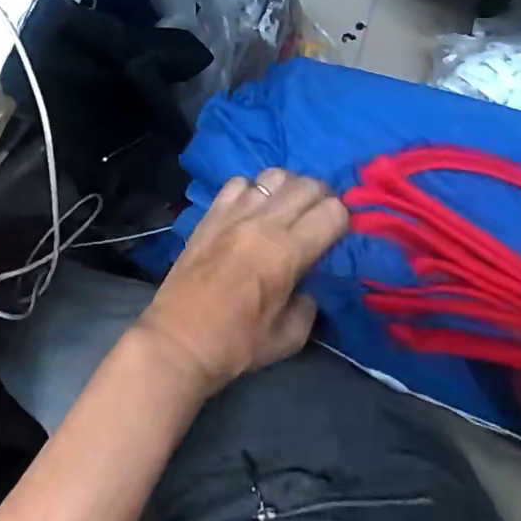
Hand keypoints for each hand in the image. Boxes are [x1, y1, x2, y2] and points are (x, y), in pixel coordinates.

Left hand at [134, 169, 348, 396]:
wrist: (178, 341)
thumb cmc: (236, 345)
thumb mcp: (290, 336)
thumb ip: (310, 303)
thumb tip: (311, 280)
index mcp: (287, 252)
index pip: (332, 211)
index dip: (343, 221)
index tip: (338, 236)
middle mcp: (262, 222)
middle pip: (308, 185)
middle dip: (323, 198)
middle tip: (320, 218)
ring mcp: (233, 214)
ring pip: (274, 175)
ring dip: (290, 188)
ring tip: (288, 208)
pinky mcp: (210, 214)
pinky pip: (239, 183)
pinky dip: (253, 190)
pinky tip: (252, 210)